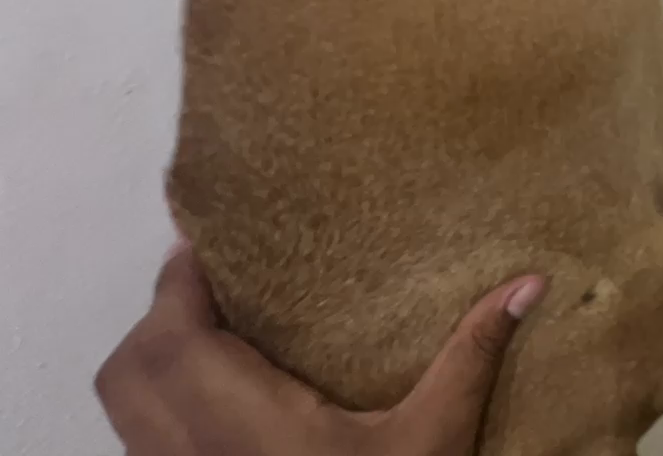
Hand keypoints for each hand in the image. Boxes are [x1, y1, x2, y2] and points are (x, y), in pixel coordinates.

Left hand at [96, 244, 545, 455]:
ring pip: (126, 402)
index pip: (174, 345)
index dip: (176, 285)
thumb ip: (474, 354)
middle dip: (162, 307)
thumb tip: (532, 281)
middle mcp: (188, 454)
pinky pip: (144, 429)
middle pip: (131, 369)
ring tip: (221, 308)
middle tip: (222, 263)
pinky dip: (165, 385)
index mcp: (243, 427)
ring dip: (158, 347)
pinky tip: (225, 376)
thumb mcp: (438, 433)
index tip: (206, 234)